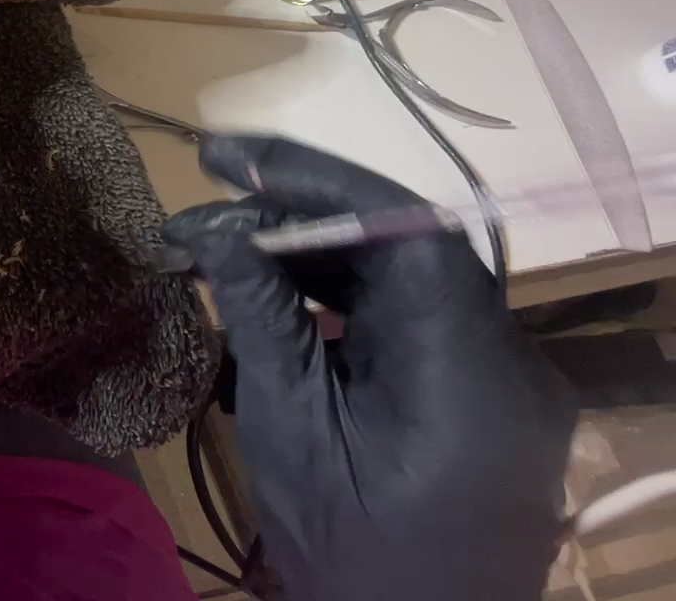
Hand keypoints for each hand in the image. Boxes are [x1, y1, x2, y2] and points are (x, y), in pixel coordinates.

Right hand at [163, 137, 574, 600]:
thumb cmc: (345, 542)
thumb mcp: (286, 427)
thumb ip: (257, 317)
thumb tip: (209, 230)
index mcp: (468, 375)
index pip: (410, 235)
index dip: (318, 182)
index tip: (228, 162)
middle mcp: (500, 356)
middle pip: (401, 241)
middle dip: (295, 204)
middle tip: (205, 191)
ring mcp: (486, 367)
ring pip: (393, 266)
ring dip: (299, 241)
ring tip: (210, 238)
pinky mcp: (462, 378)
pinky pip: (392, 304)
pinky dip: (320, 279)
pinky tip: (258, 277)